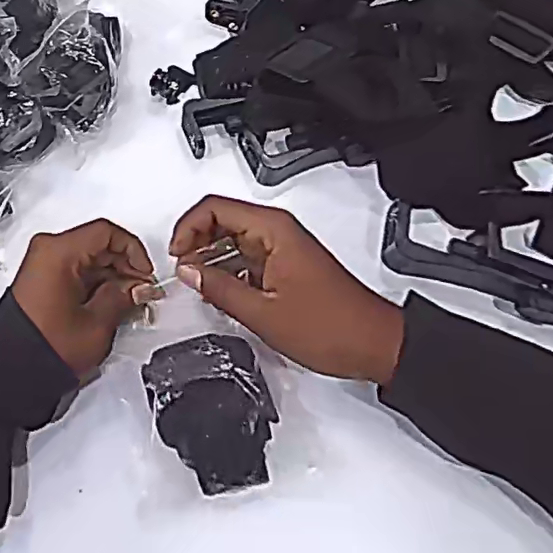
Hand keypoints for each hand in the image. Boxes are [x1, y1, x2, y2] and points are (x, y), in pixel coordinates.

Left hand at [12, 219, 156, 375]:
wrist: (10, 370)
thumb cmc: (41, 348)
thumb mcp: (95, 324)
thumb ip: (123, 297)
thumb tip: (138, 286)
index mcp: (58, 251)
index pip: (106, 233)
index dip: (133, 250)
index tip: (145, 272)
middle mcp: (47, 250)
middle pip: (98, 243)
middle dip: (125, 266)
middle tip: (142, 291)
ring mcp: (43, 263)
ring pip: (89, 257)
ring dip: (112, 276)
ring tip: (128, 302)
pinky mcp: (43, 278)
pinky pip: (77, 269)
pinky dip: (96, 283)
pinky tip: (110, 304)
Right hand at [171, 196, 403, 384]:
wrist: (377, 345)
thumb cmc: (334, 326)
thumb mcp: (263, 313)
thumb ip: (219, 288)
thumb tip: (188, 271)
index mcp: (272, 229)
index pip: (214, 208)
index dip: (188, 228)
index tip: (176, 253)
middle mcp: (277, 230)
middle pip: (221, 218)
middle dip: (195, 241)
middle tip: (182, 269)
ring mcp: (281, 245)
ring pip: (231, 237)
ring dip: (210, 256)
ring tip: (198, 282)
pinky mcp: (284, 262)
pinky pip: (245, 255)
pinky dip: (228, 268)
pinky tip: (220, 290)